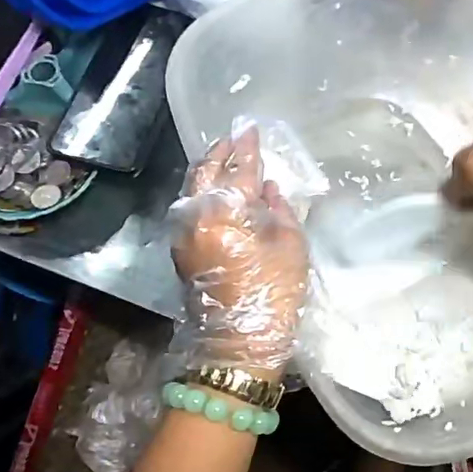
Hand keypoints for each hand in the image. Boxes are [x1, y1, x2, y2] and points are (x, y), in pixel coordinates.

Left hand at [169, 125, 307, 377]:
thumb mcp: (291, 247)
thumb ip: (280, 210)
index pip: (239, 169)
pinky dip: (202, 191)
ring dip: (209, 169)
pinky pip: (189, 206)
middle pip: (205, 172)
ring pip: (192, 188)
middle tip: (235, 138)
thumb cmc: (272, 294)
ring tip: (225, 157)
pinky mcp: (180, 249)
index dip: (247, 147)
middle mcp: (196, 215)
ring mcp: (182, 232)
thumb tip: (269, 187)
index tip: (250, 128)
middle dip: (221, 152)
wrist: (237, 343)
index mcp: (226, 211)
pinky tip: (217, 188)